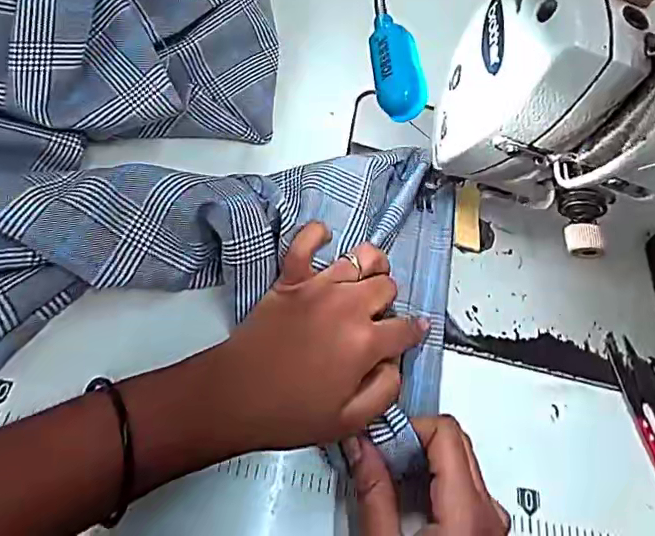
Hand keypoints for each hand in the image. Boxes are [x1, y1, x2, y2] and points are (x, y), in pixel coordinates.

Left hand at [201, 221, 429, 451]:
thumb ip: (385, 390)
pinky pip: (305, 241)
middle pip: (386, 286)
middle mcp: (347, 306)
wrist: (240, 394)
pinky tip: (325, 237)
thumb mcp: (350, 421)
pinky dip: (317, 233)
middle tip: (379, 315)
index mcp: (365, 343)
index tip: (415, 330)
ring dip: (369, 268)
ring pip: (360, 258)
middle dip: (389, 300)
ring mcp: (318, 286)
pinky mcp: (291, 277)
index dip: (414, 331)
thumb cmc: (292, 412)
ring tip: (363, 281)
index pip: (405, 328)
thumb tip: (394, 363)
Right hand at [348, 415, 509, 535]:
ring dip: (424, 462)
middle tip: (380, 454)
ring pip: (461, 465)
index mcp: (469, 514)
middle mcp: (490, 518)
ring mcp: (493, 530)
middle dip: (414, 441)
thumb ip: (373, 491)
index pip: (445, 432)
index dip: (408, 427)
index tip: (379, 437)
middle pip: (455, 443)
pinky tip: (410, 503)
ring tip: (391, 481)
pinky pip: (466, 490)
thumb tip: (362, 446)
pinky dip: (436, 484)